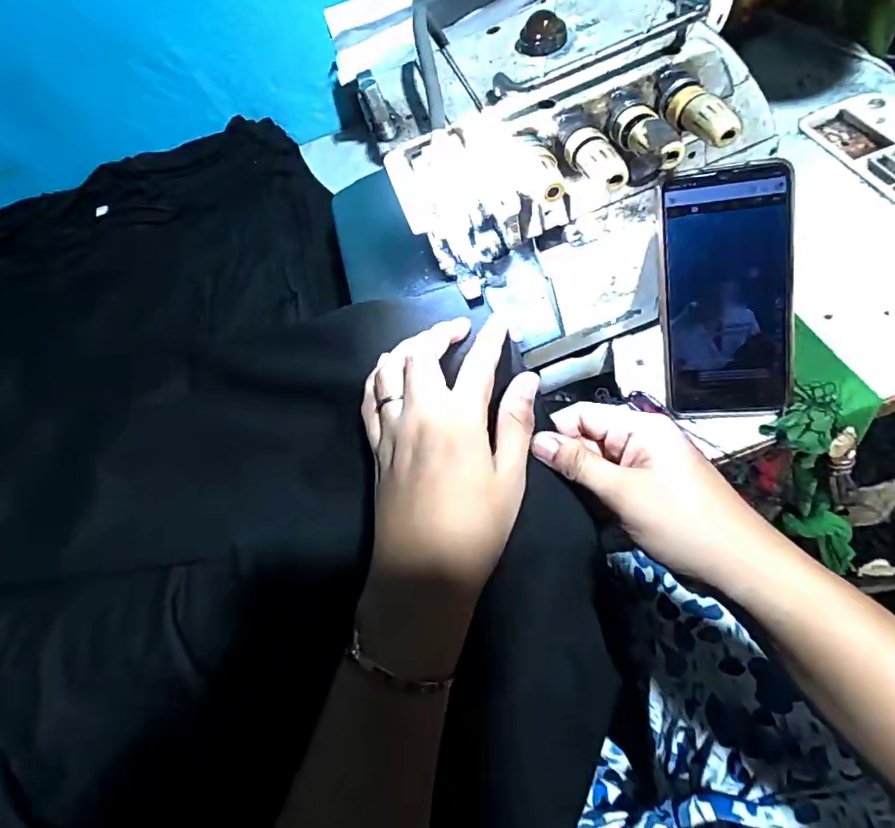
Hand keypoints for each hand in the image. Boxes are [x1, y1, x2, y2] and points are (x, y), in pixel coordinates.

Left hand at [358, 316, 538, 675]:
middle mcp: (419, 413)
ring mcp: (391, 427)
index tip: (501, 322)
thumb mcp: (509, 479)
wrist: (420, 573)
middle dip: (441, 333)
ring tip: (427, 347)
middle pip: (421, 353)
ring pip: (389, 367)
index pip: (477, 364)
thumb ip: (514, 423)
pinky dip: (379, 375)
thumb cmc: (476, 529)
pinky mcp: (375, 445)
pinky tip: (391, 374)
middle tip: (461, 331)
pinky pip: (369, 397)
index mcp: (458, 419)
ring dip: (408, 347)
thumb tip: (526, 380)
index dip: (491, 339)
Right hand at [532, 403, 777, 589]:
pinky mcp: (651, 488)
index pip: (581, 413)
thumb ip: (578, 464)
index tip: (530, 460)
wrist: (740, 565)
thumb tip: (536, 440)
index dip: (555, 432)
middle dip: (568, 461)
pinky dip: (601, 496)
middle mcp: (642, 438)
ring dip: (584, 483)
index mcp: (639, 426)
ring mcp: (647, 464)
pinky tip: (589, 514)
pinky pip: (614, 482)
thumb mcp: (624, 493)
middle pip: (588, 438)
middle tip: (545, 491)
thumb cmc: (683, 523)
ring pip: (599, 464)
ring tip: (563, 503)